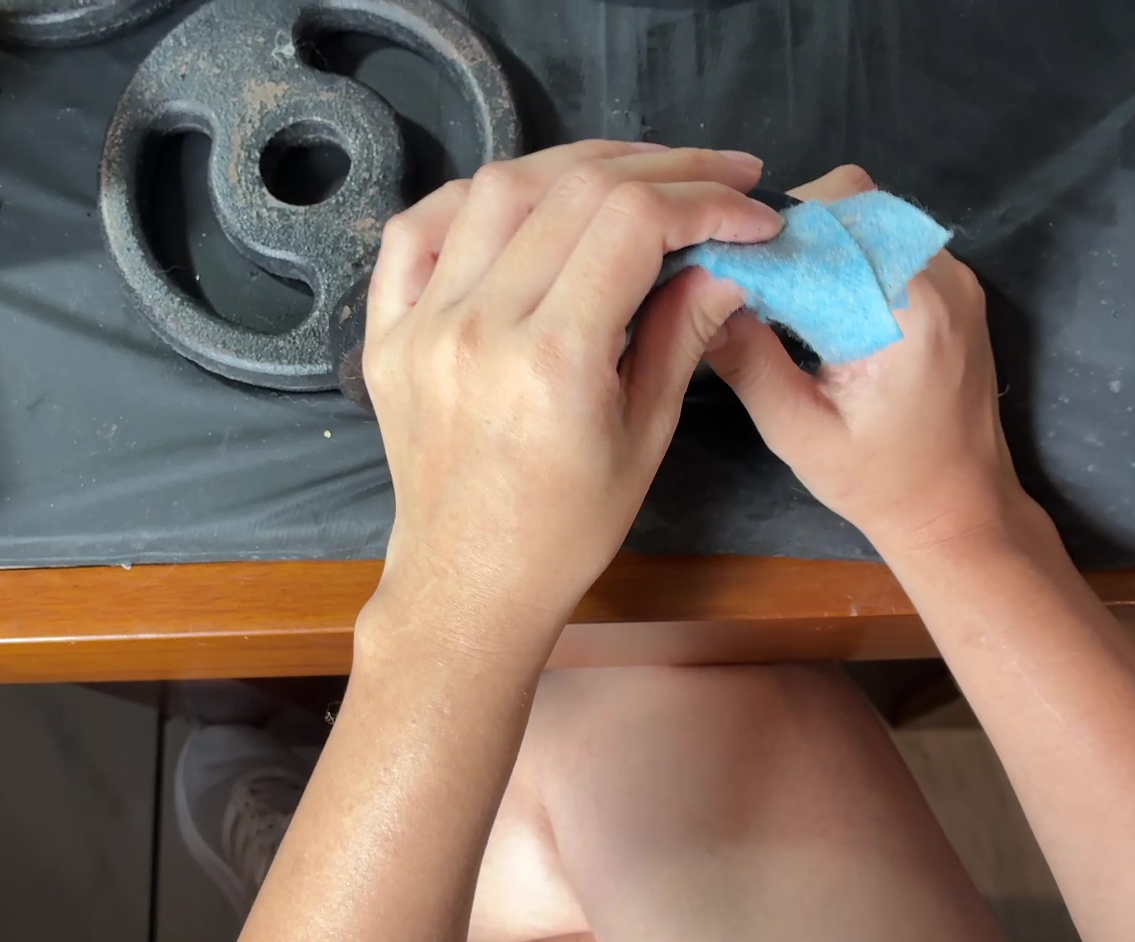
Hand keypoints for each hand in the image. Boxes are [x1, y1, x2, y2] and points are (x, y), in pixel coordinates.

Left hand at [362, 141, 782, 646]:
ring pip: (495, 189)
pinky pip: (415, 231)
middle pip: (570, 189)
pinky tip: (520, 206)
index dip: (705, 199)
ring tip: (628, 181)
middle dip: (659, 168)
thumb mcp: (642, 442)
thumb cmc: (563, 533)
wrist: (469, 580)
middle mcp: (477, 327)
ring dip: (573, 168)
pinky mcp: (386, 335)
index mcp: (551, 361)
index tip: (747, 214)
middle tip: (711, 177)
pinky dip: (471, 199)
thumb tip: (724, 262)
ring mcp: (419, 326)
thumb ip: (681, 337)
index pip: (632, 222)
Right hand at [703, 165, 1031, 557]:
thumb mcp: (797, 432)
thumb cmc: (877, 482)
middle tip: (739, 280)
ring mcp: (951, 278)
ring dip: (811, 244)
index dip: (766, 236)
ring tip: (765, 293)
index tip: (716, 266)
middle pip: (853, 202)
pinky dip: (837, 260)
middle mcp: (941, 274)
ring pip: (868, 217)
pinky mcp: (948, 291)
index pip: (830, 222)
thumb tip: (697, 300)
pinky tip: (806, 306)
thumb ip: (749, 364)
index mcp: (909, 307)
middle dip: (786, 231)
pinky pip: (884, 246)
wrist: (957, 508)